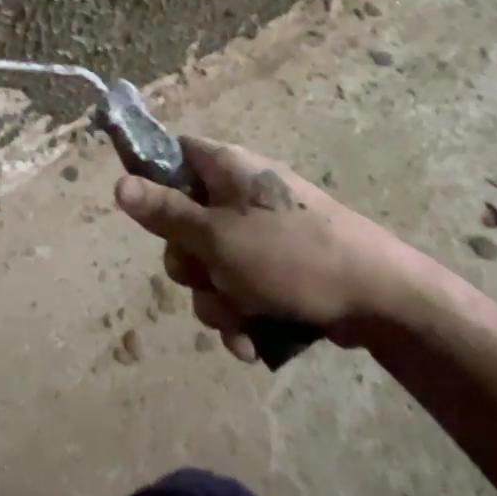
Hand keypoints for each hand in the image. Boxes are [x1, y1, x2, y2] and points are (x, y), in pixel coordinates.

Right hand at [114, 136, 423, 361]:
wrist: (378, 297)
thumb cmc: (289, 255)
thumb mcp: (216, 236)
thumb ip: (164, 212)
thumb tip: (118, 183)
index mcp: (225, 168)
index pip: (171, 153)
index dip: (151, 178)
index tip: (147, 213)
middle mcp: (240, 194)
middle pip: (183, 223)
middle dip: (189, 264)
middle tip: (207, 274)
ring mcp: (260, 233)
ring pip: (209, 266)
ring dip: (216, 300)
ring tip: (240, 318)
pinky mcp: (277, 269)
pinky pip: (238, 288)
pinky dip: (240, 315)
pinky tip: (251, 342)